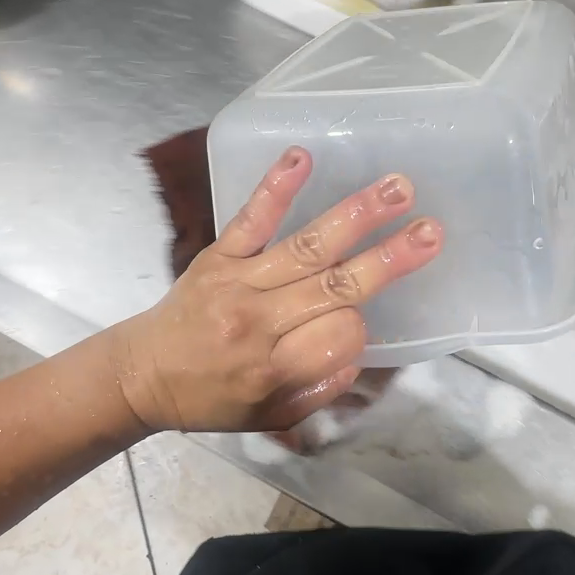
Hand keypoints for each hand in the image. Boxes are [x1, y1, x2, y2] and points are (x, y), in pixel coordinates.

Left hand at [109, 147, 442, 432]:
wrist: (142, 374)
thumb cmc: (211, 400)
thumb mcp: (269, 417)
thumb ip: (320, 389)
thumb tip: (359, 351)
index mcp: (274, 368)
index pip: (343, 336)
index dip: (358, 330)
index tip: (352, 326)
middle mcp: (260, 322)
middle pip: (334, 287)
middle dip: (388, 259)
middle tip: (432, 231)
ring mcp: (238, 281)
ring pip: (306, 247)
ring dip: (355, 216)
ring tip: (397, 189)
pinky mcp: (218, 255)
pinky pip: (251, 220)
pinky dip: (276, 188)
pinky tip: (302, 157)